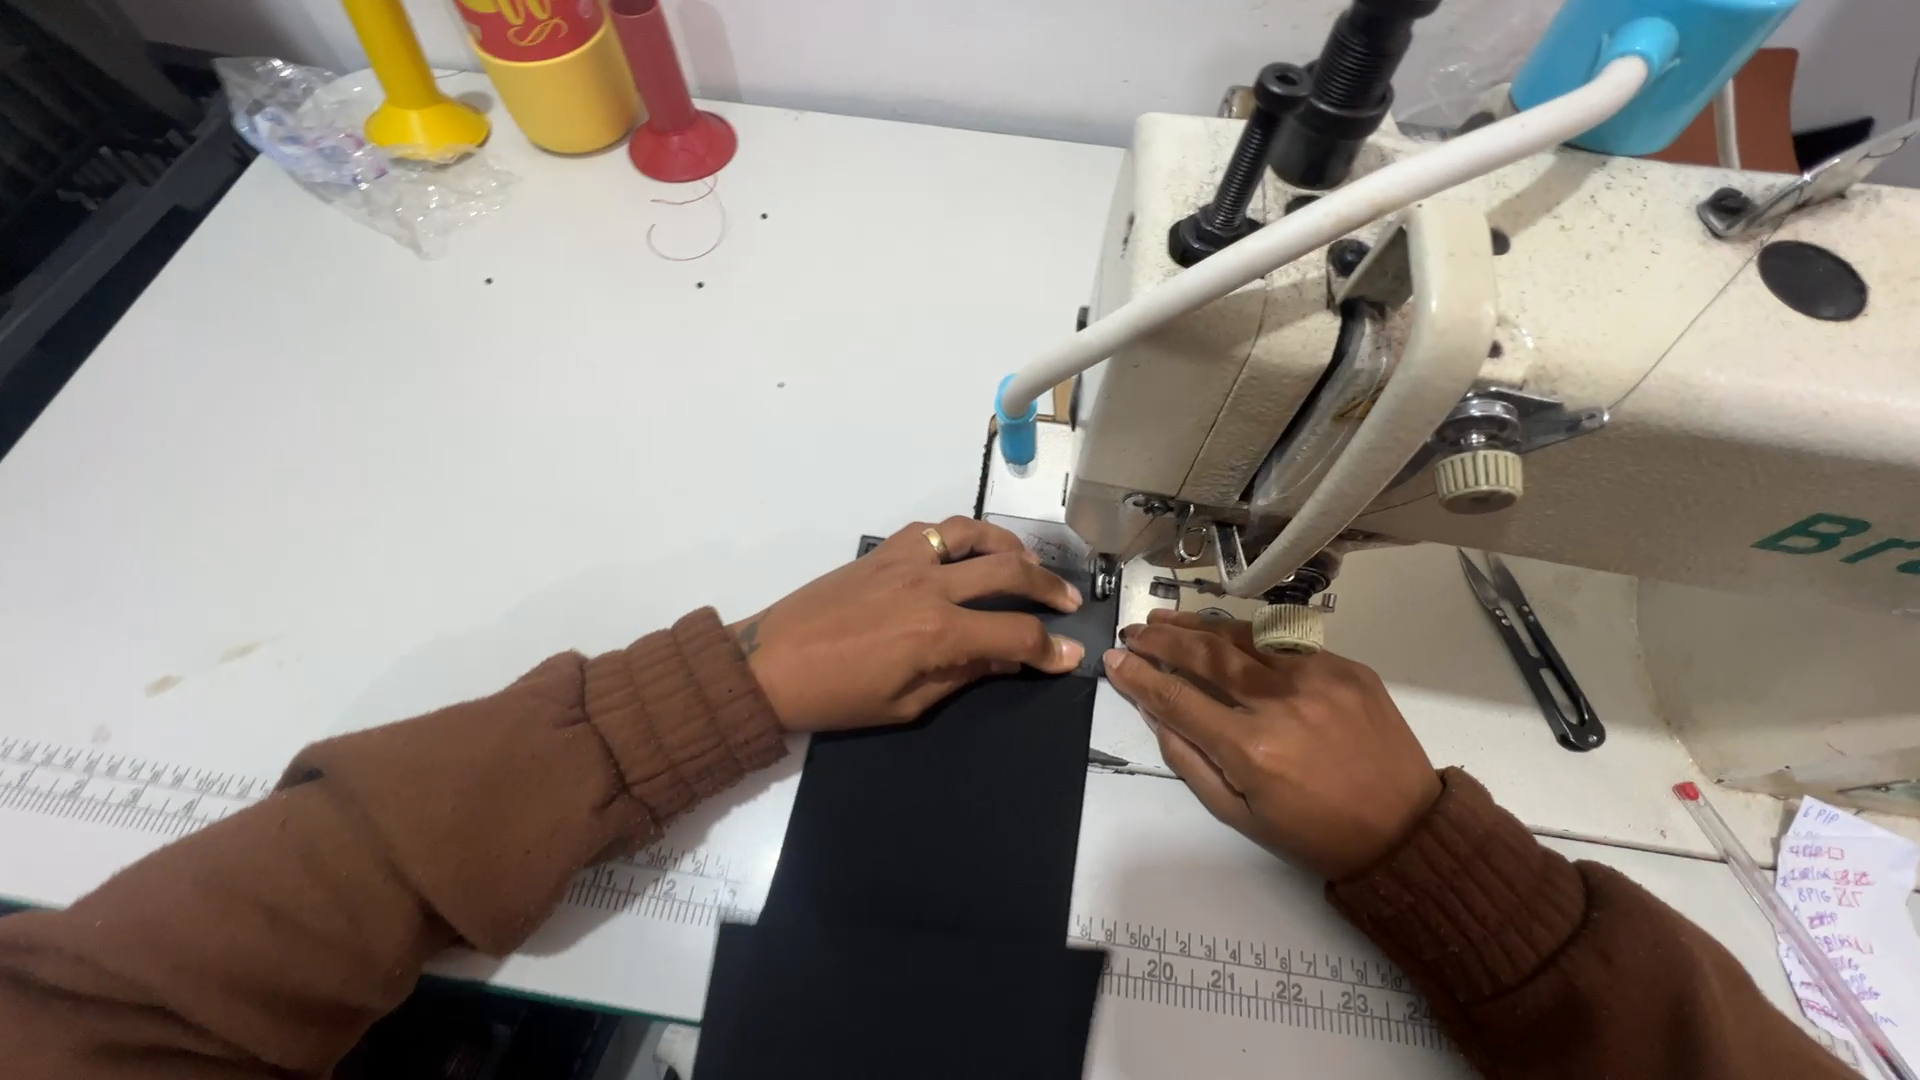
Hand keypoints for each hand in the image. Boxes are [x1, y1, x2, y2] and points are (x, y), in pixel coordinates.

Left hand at [734, 517, 1085, 731]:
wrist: (770, 664)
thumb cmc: (837, 697)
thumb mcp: (906, 704)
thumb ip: (963, 674)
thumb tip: (1007, 659)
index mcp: (937, 632)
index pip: (1015, 634)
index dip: (1050, 649)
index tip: (1071, 656)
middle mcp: (930, 586)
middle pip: (1008, 570)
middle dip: (1049, 586)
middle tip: (1069, 602)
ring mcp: (906, 561)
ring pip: (973, 533)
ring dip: (1009, 545)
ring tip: (1027, 561)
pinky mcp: (884, 552)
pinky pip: (933, 530)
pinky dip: (961, 536)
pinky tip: (968, 552)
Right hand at [1103, 610, 1440, 880]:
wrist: (1407, 832)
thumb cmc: (1314, 834)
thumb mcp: (1239, 815)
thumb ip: (1189, 761)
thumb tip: (1155, 713)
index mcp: (1251, 749)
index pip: (1176, 699)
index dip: (1138, 677)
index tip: (1114, 661)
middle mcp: (1281, 704)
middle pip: (1204, 656)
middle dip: (1161, 640)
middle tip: (1134, 632)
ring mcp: (1317, 678)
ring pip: (1242, 636)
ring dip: (1197, 625)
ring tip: (1165, 619)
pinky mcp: (1346, 667)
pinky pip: (1283, 640)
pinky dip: (1245, 633)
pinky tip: (1222, 630)